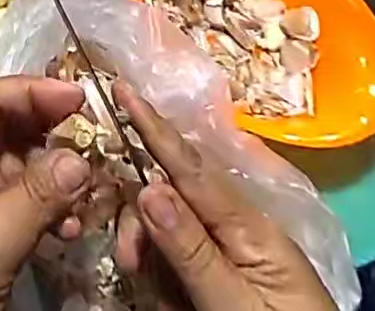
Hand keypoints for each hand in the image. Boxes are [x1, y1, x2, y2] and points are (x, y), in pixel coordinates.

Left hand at [0, 77, 91, 310]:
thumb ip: (34, 196)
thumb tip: (81, 157)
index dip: (31, 92)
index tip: (79, 97)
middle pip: (6, 127)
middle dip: (49, 130)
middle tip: (96, 138)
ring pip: (20, 165)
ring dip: (55, 173)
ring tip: (90, 189)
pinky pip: (25, 202)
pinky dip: (51, 208)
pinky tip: (73, 226)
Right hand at [111, 82, 334, 310]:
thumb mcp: (240, 307)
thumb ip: (193, 249)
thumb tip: (147, 184)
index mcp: (252, 227)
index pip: (191, 166)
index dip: (153, 125)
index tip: (122, 87)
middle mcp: (236, 230)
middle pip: (169, 194)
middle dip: (139, 214)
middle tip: (127, 256)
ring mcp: (226, 255)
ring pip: (162, 226)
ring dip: (144, 249)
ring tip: (141, 281)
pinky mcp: (216, 279)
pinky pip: (170, 258)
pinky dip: (157, 274)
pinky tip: (162, 299)